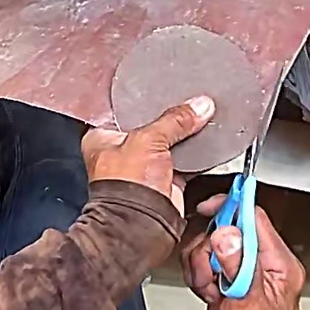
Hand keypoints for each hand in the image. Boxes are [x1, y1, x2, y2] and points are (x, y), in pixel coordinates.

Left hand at [81, 95, 214, 210]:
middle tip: (187, 100)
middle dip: (168, 116)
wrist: (142, 224)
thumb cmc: (126, 186)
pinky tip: (207, 138)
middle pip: (149, 124)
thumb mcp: (148, 139)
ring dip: (184, 134)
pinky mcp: (164, 180)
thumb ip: (174, 120)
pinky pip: (183, 159)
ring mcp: (143, 166)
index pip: (122, 108)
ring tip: (201, 114)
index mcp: (101, 137)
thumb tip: (199, 106)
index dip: (141, 97)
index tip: (160, 85)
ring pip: (168, 141)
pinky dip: (195, 152)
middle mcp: (120, 151)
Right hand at [182, 197, 305, 309]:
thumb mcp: (248, 308)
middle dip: (210, 250)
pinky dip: (199, 274)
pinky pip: (203, 259)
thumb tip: (229, 236)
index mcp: (280, 265)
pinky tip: (209, 292)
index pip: (256, 219)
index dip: (232, 210)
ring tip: (212, 289)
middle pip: (228, 228)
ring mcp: (243, 268)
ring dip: (202, 266)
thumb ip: (239, 268)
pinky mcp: (227, 275)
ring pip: (211, 243)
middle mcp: (263, 262)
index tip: (212, 208)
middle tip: (211, 273)